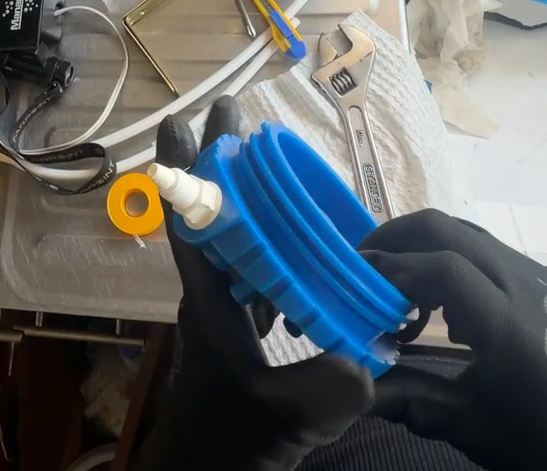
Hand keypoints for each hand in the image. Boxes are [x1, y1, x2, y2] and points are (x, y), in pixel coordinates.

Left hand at [131, 100, 372, 470]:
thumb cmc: (227, 442)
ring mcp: (226, 301)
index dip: (183, 174)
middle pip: (213, 209)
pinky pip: (254, 263)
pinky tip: (298, 233)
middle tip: (232, 109)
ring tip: (265, 153)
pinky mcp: (242, 321)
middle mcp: (213, 288)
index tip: (181, 122)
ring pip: (233, 231)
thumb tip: (365, 359)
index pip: (189, 224)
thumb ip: (320, 392)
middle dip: (219, 157)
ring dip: (246, 190)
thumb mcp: (278, 421)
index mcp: (209, 299)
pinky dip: (270, 237)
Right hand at [361, 210, 546, 470]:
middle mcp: (522, 285)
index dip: (393, 267)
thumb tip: (350, 385)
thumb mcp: (473, 427)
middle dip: (392, 236)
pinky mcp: (535, 272)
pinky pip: (476, 242)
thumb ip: (408, 399)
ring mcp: (531, 272)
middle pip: (443, 228)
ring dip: (415, 240)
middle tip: (360, 264)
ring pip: (458, 227)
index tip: (356, 281)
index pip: (443, 268)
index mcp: (512, 328)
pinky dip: (440, 250)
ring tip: (388, 275)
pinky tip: (430, 291)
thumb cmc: (545, 441)